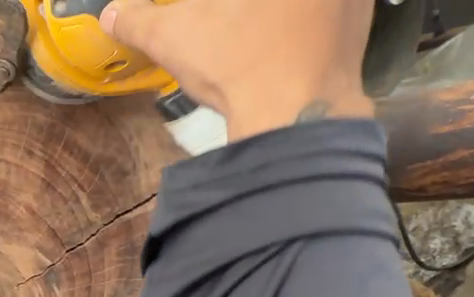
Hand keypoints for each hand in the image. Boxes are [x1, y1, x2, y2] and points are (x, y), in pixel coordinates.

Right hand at [100, 0, 375, 141]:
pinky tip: (278, 40)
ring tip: (247, 32)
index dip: (200, 6)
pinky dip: (299, 19)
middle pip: (247, 2)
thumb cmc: (234, 60)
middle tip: (217, 22)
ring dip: (267, 14)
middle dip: (229, 10)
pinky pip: (323, 8)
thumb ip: (139, 20)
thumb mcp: (172, 38)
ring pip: (290, 6)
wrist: (295, 109)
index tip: (194, 15)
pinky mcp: (361, 8)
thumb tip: (112, 12)